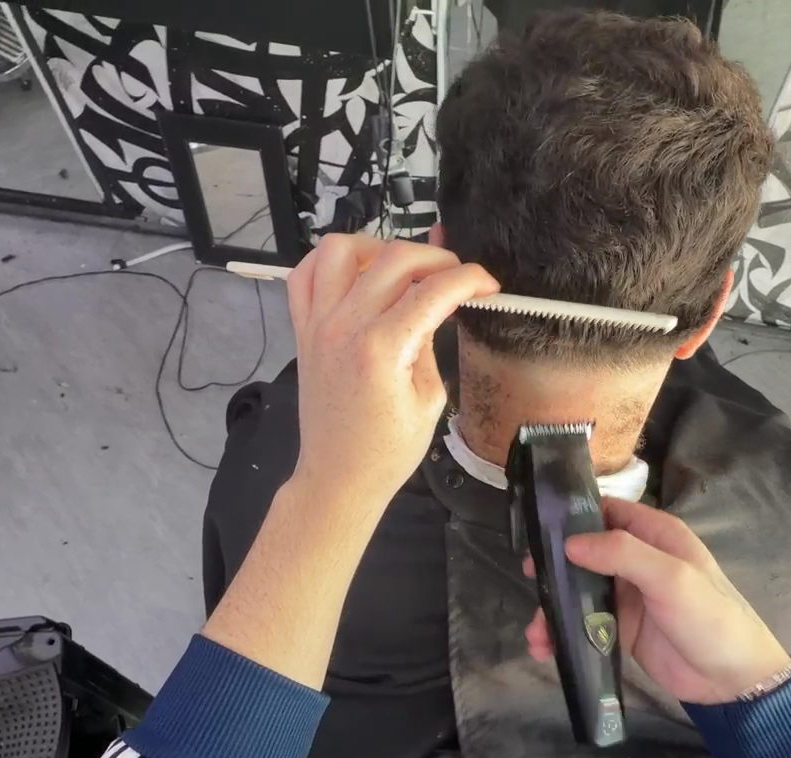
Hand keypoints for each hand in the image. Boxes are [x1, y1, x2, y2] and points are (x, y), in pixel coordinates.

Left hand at [285, 234, 497, 509]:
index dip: (469, 280)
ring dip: (378, 247)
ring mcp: (318, 324)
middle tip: (455, 275)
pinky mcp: (303, 331)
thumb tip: (433, 304)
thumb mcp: (429, 400)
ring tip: (401, 269)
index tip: (487, 285)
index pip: (433, 291)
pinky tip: (357, 275)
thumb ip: (429, 342)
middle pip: (393, 259)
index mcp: (382, 349)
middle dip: (435, 258)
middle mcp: (345, 326)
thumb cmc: (387, 452)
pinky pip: (305, 274)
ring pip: (341, 249)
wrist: (338, 477)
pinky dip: (330, 262)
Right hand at [525, 498, 790, 704]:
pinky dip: (563, 633)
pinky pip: (584, 624)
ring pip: (580, 591)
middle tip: (532, 578)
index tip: (542, 531)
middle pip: (586, 552)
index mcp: (656, 535)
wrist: (732, 681)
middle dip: (555, 566)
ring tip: (537, 633)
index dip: (575, 517)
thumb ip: (622, 554)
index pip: (608, 512)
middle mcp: (639, 560)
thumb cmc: (710, 618)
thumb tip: (569, 542)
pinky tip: (546, 648)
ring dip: (555, 608)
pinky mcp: (621, 628)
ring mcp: (628, 596)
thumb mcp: (670, 578)